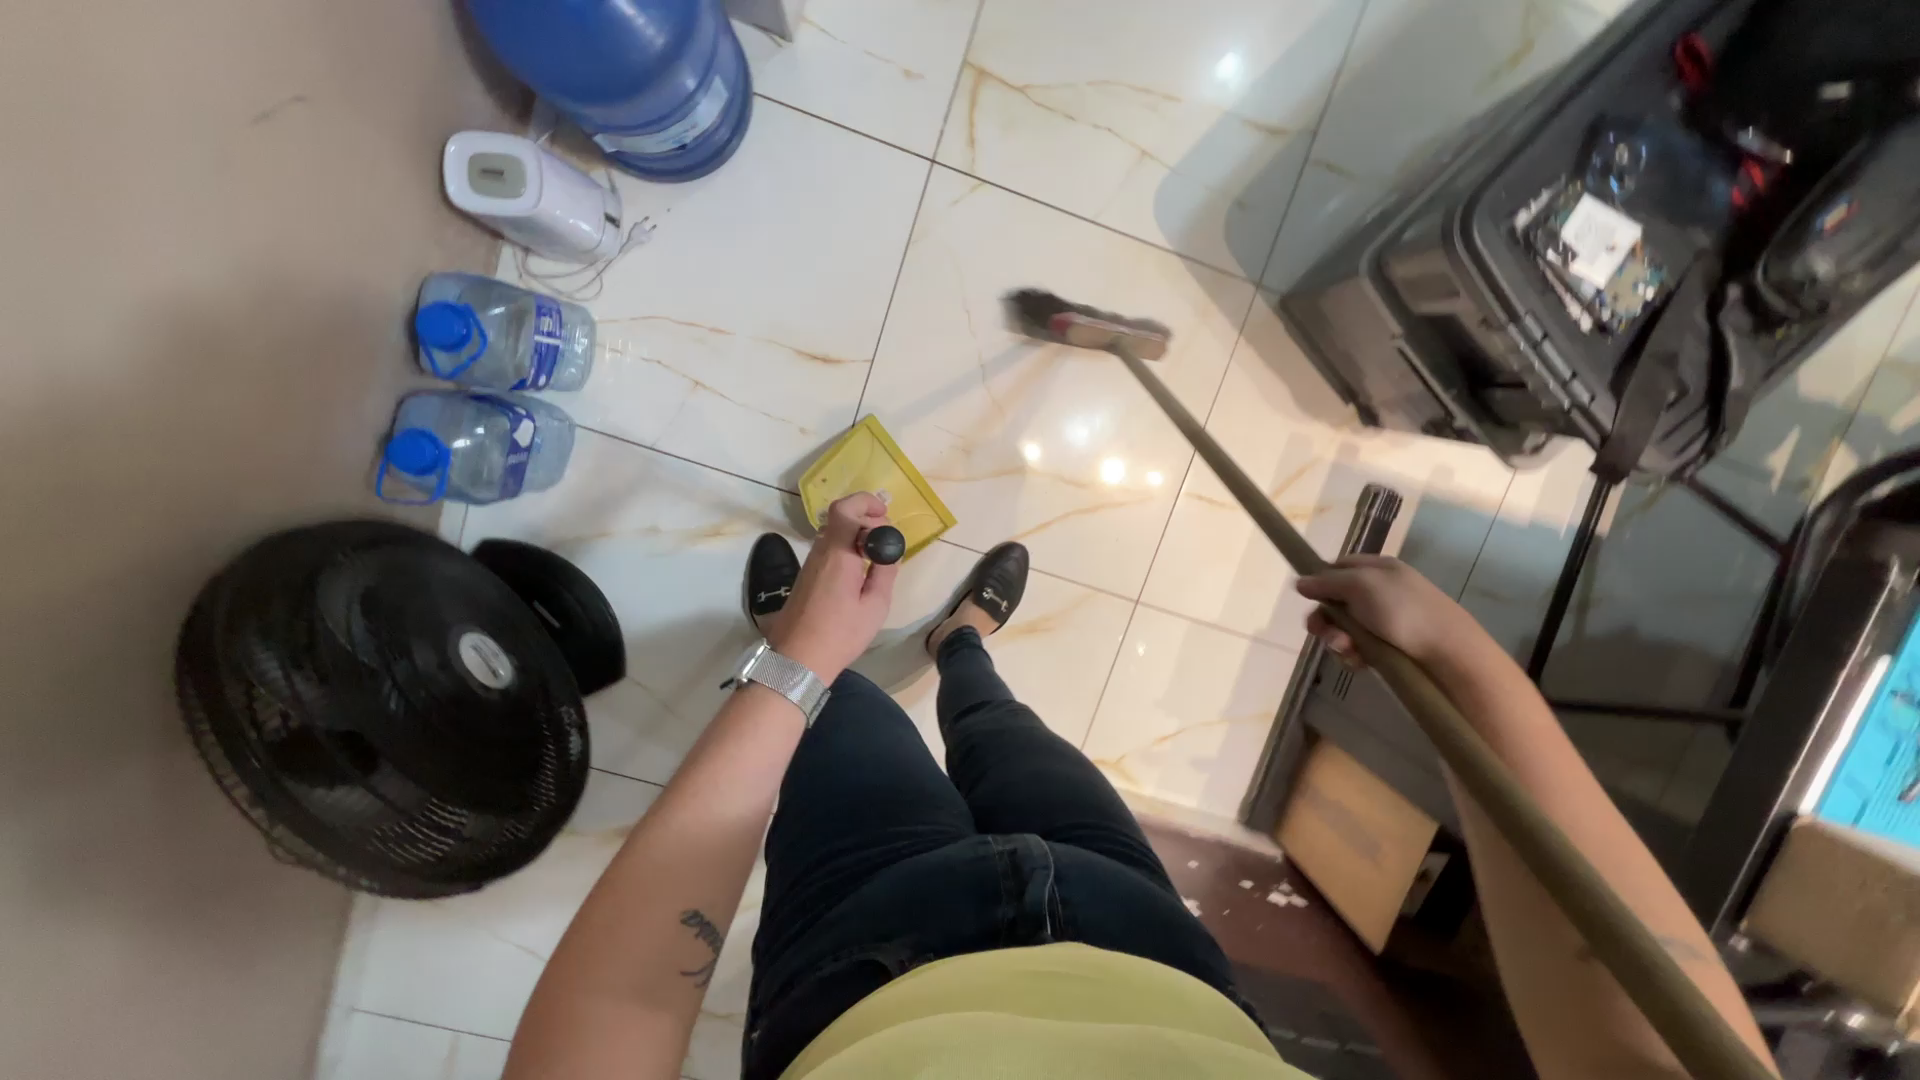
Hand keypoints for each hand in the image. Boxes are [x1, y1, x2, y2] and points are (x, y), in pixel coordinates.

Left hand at [767, 493, 898, 681]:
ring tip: (876, 557)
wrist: (797, 659)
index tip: (885, 517)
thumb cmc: (840, 635)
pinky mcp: (806, 576)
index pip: (845, 509)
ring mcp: (810, 563)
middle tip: (885, 541)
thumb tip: (889, 552)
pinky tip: (860, 571)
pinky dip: (847, 548)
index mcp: (839, 555)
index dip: (866, 503)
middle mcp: (821, 552)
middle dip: (867, 519)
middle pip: (840, 517)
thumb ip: (884, 572)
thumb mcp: (875, 606)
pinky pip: (829, 549)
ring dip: (856, 535)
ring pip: (834, 533)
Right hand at [1296, 555, 1492, 667]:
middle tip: (1320, 631)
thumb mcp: (1362, 585)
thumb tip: (1300, 582)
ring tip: (1347, 650)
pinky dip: (1351, 655)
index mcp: (1376, 570)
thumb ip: (1327, 582)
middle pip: (1334, 602)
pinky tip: (1358, 661)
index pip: (1337, 567)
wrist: (1448, 653)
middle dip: (1324, 619)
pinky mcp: (1385, 648)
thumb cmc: (1404, 611)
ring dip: (1336, 640)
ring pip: (1341, 629)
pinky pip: (1355, 649)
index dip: (1319, 581)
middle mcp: (1378, 593)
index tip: (1307, 596)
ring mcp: (1382, 622)